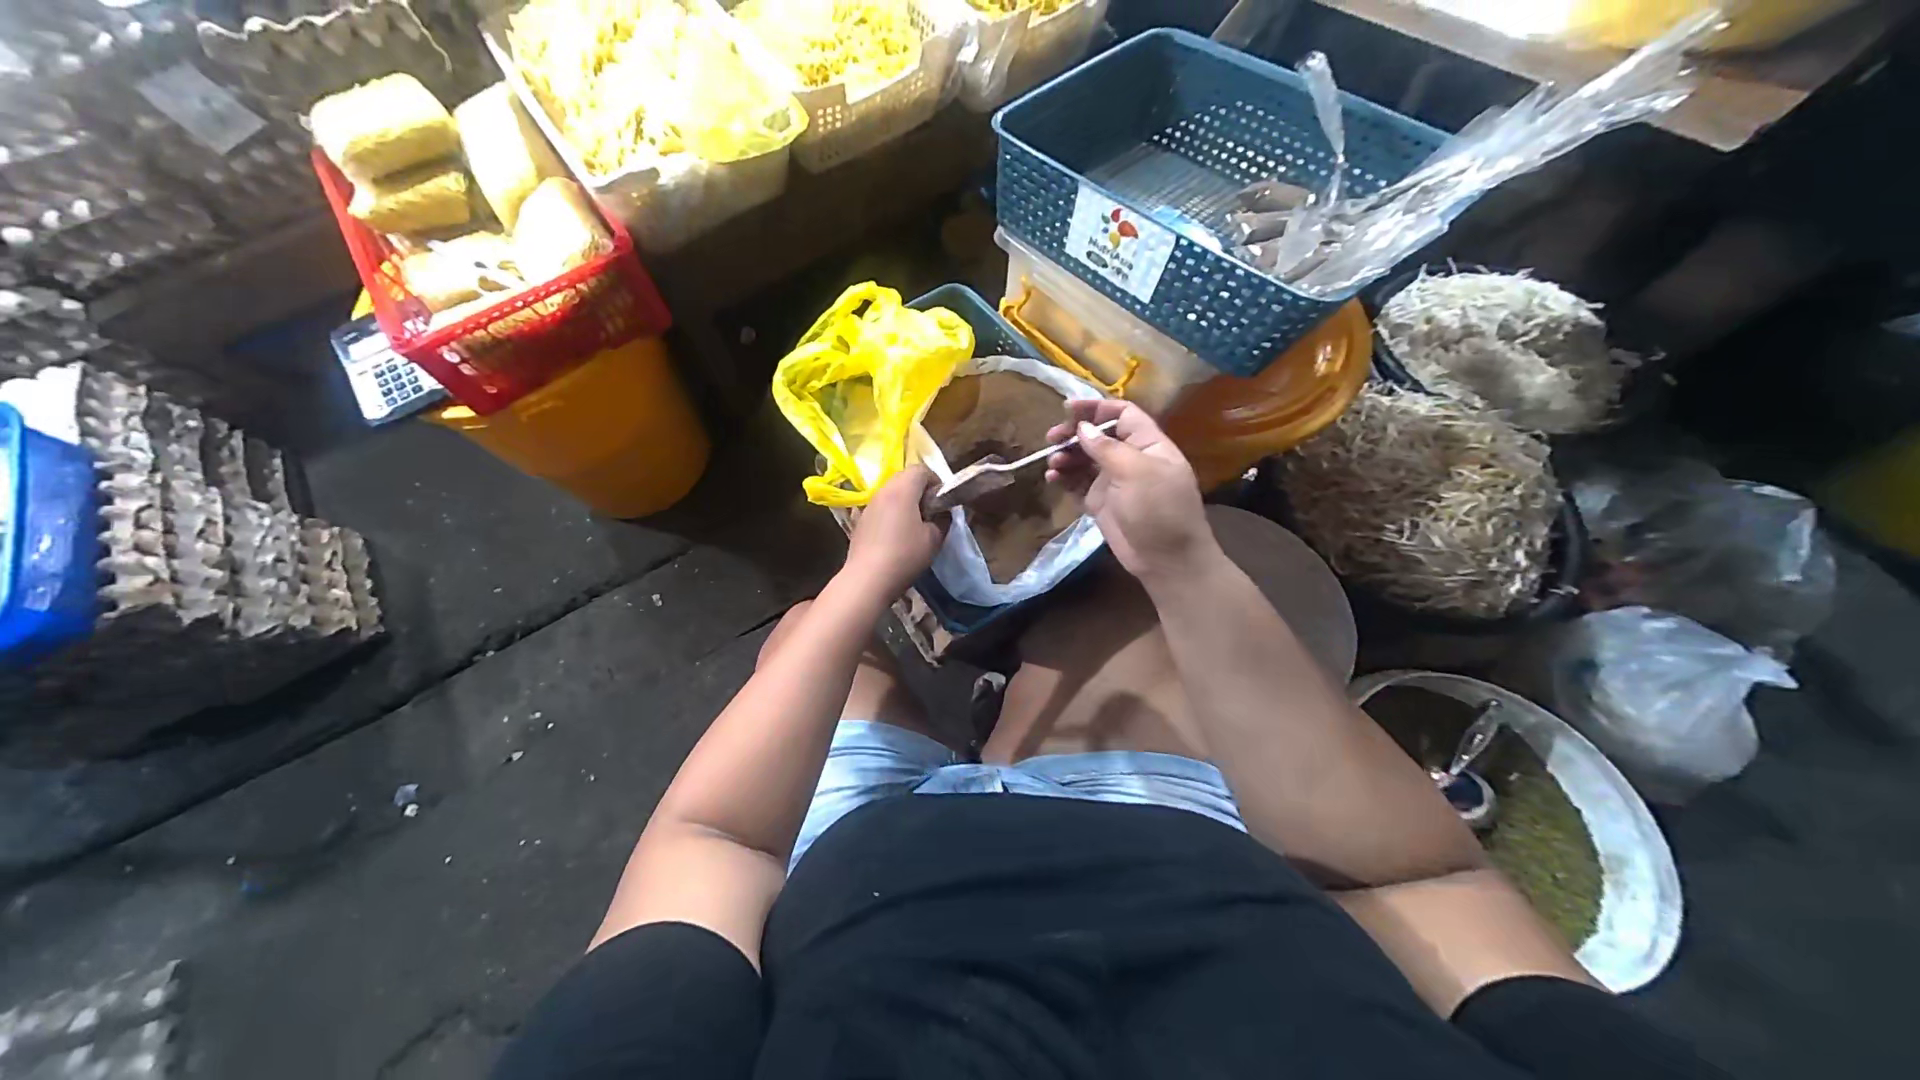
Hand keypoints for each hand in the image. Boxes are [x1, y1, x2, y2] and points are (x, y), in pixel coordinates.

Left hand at [845, 465, 946, 596]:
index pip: (921, 470)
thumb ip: (943, 520)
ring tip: (914, 526)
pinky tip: (896, 537)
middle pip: (904, 478)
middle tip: (930, 513)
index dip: (935, 482)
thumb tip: (942, 513)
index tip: (942, 501)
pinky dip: (891, 513)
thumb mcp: (934, 539)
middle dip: (920, 490)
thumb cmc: (905, 555)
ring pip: (891, 493)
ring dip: (905, 502)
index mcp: (902, 489)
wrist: (867, 579)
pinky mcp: (860, 520)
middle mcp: (883, 491)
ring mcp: (868, 505)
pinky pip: (881, 507)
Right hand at [1046, 400, 1216, 584]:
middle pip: (1098, 435)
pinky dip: (1064, 478)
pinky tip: (1052, 478)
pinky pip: (1078, 484)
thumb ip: (1107, 448)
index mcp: (1148, 444)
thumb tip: (1082, 428)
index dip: (1096, 408)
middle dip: (1074, 433)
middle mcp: (1130, 458)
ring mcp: (1115, 481)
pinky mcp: (1101, 503)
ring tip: (1053, 463)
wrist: (1166, 560)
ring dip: (1066, 456)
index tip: (1068, 409)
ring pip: (1085, 459)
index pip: (1122, 414)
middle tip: (1051, 439)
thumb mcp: (1136, 472)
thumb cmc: (1158, 510)